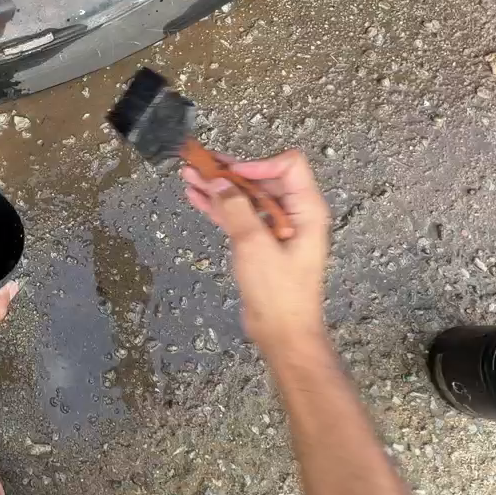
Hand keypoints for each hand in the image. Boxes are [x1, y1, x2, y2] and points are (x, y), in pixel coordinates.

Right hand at [181, 150, 330, 352]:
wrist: (281, 332)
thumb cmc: (279, 293)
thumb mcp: (254, 244)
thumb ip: (236, 208)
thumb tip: (219, 182)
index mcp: (306, 210)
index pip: (288, 166)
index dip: (258, 163)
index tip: (231, 172)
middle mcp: (293, 214)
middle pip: (262, 179)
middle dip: (230, 170)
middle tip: (201, 162)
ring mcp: (275, 229)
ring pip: (245, 196)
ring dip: (219, 186)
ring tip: (190, 175)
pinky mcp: (260, 242)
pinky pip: (238, 215)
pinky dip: (218, 205)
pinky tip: (197, 197)